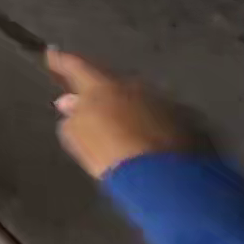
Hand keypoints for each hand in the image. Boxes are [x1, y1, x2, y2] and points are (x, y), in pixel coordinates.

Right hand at [47, 49, 194, 178]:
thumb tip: (72, 106)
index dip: (60, 61)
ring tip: (116, 121)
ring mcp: (166, 107)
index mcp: (101, 83)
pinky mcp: (192, 130)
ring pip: (137, 100)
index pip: (74, 64)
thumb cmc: (109, 151)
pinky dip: (148, 123)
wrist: (171, 185)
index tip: (51, 57)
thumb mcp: (73, 133)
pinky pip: (159, 119)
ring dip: (125, 106)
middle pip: (110, 82)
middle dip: (96, 89)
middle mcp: (134, 88)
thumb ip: (70, 115)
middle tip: (85, 100)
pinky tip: (142, 136)